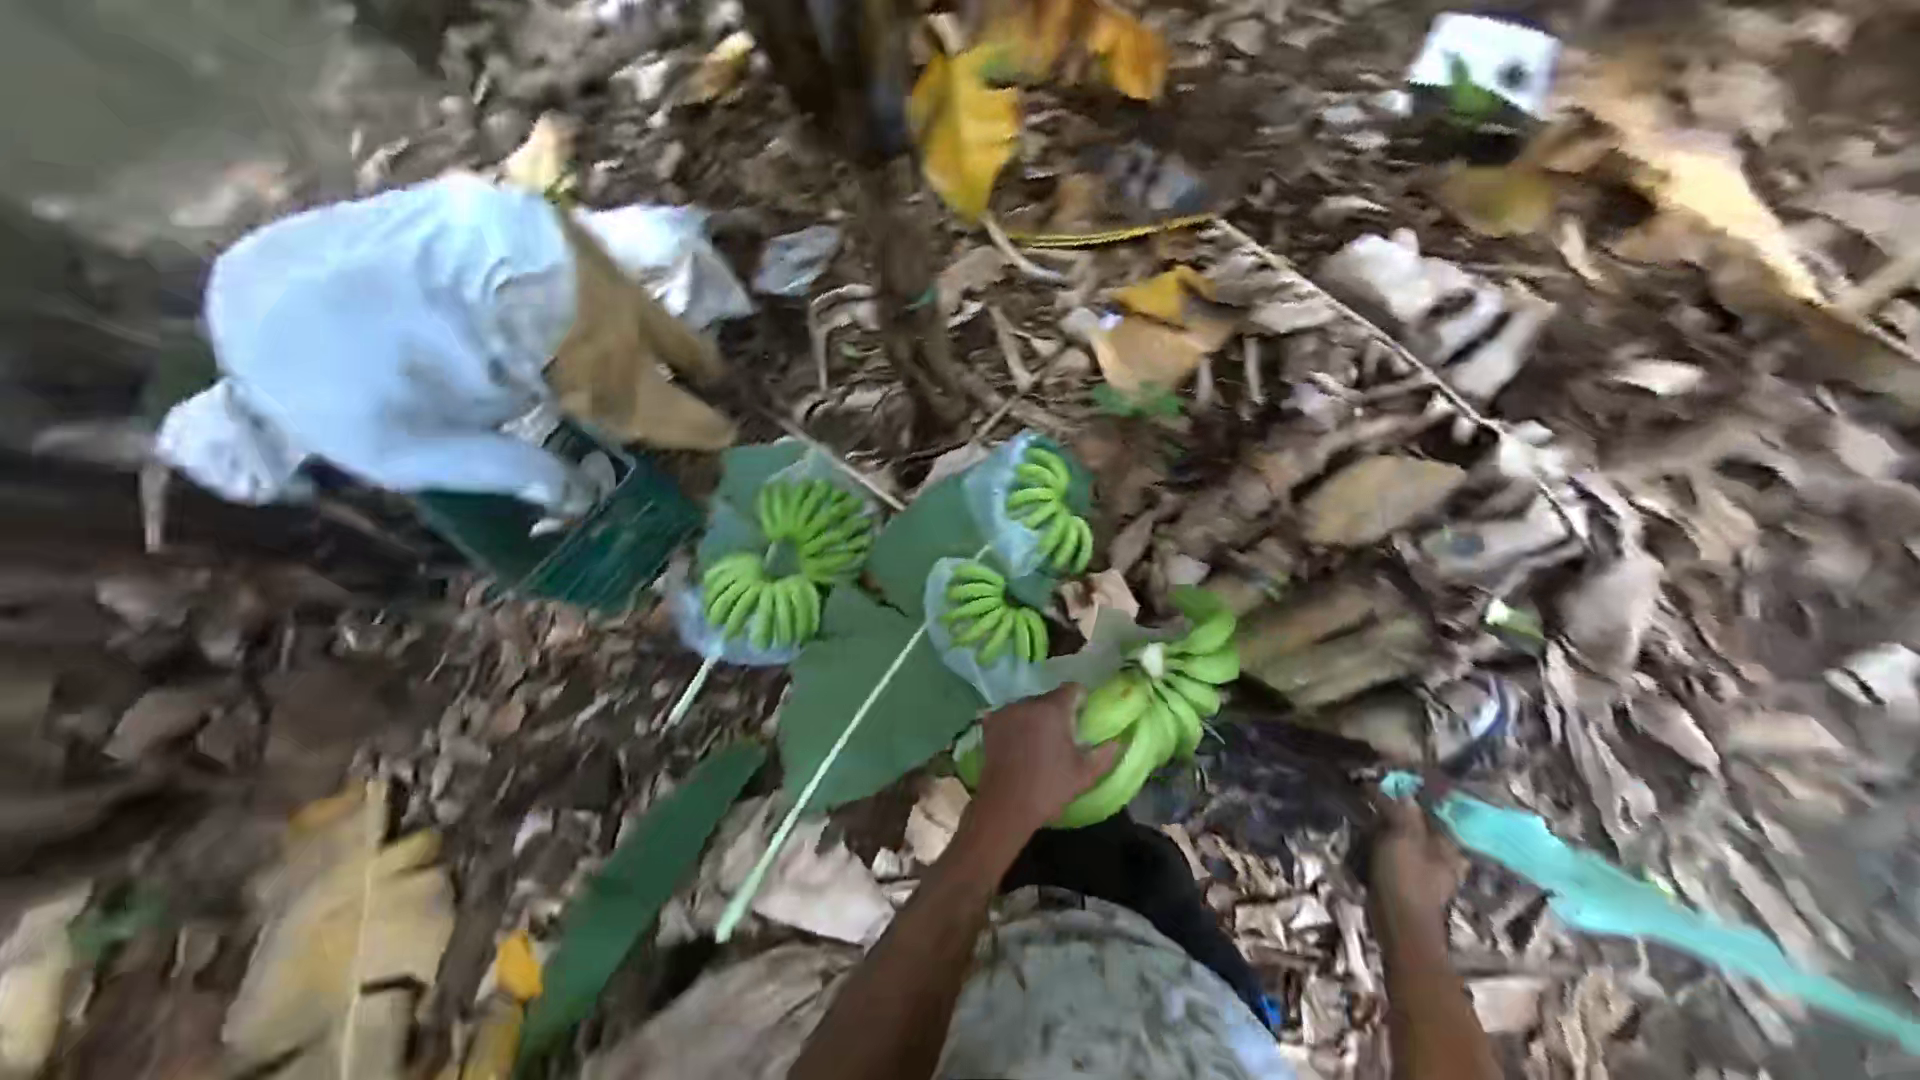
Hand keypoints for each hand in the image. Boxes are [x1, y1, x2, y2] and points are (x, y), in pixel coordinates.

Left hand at [972, 684, 1117, 834]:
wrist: (1006, 805)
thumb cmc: (1049, 788)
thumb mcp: (1085, 774)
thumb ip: (1105, 754)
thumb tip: (1118, 741)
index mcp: (1054, 710)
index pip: (1073, 689)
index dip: (1081, 700)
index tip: (1082, 718)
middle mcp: (1028, 703)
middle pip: (1049, 698)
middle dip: (1058, 711)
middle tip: (1061, 737)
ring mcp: (1006, 711)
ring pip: (1028, 706)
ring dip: (1036, 717)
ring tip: (1038, 743)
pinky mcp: (990, 723)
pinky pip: (1009, 714)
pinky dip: (1016, 723)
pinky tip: (1017, 743)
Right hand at [1371, 796, 1466, 923]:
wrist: (1398, 922)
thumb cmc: (1406, 878)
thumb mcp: (1404, 838)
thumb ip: (1403, 813)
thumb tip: (1403, 792)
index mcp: (1450, 844)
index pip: (1436, 811)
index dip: (1415, 796)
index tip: (1392, 783)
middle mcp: (1444, 855)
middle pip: (1421, 824)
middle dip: (1400, 810)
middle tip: (1375, 796)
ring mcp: (1427, 869)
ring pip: (1408, 838)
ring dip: (1389, 825)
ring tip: (1368, 812)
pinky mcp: (1409, 879)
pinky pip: (1396, 851)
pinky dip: (1384, 842)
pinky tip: (1370, 837)